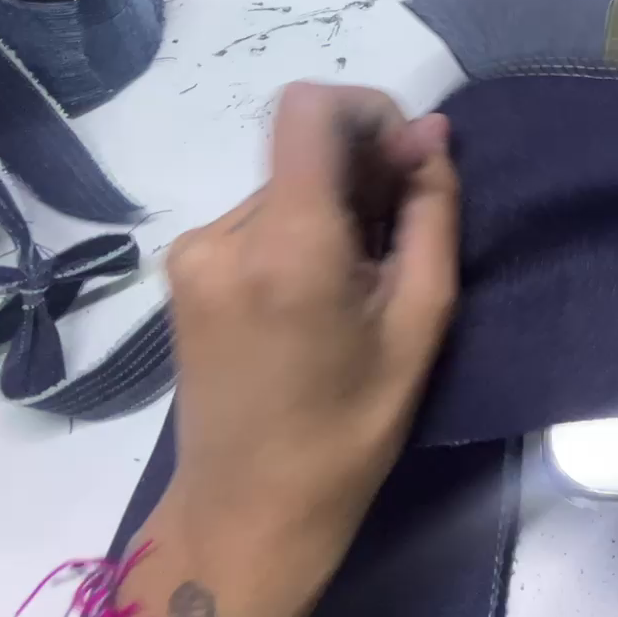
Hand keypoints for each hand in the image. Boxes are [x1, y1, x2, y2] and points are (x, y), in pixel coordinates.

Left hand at [119, 83, 458, 616]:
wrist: (250, 507)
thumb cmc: (355, 419)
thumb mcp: (424, 313)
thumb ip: (432, 209)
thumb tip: (433, 131)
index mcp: (288, 246)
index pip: (310, 108)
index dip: (370, 111)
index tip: (406, 166)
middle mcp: (223, 233)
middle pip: (309, 149)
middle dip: (367, 173)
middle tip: (397, 242)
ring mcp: (193, 250)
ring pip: (291, 181)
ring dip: (339, 205)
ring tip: (360, 279)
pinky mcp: (185, 267)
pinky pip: (265, 211)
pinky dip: (307, 226)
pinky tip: (322, 288)